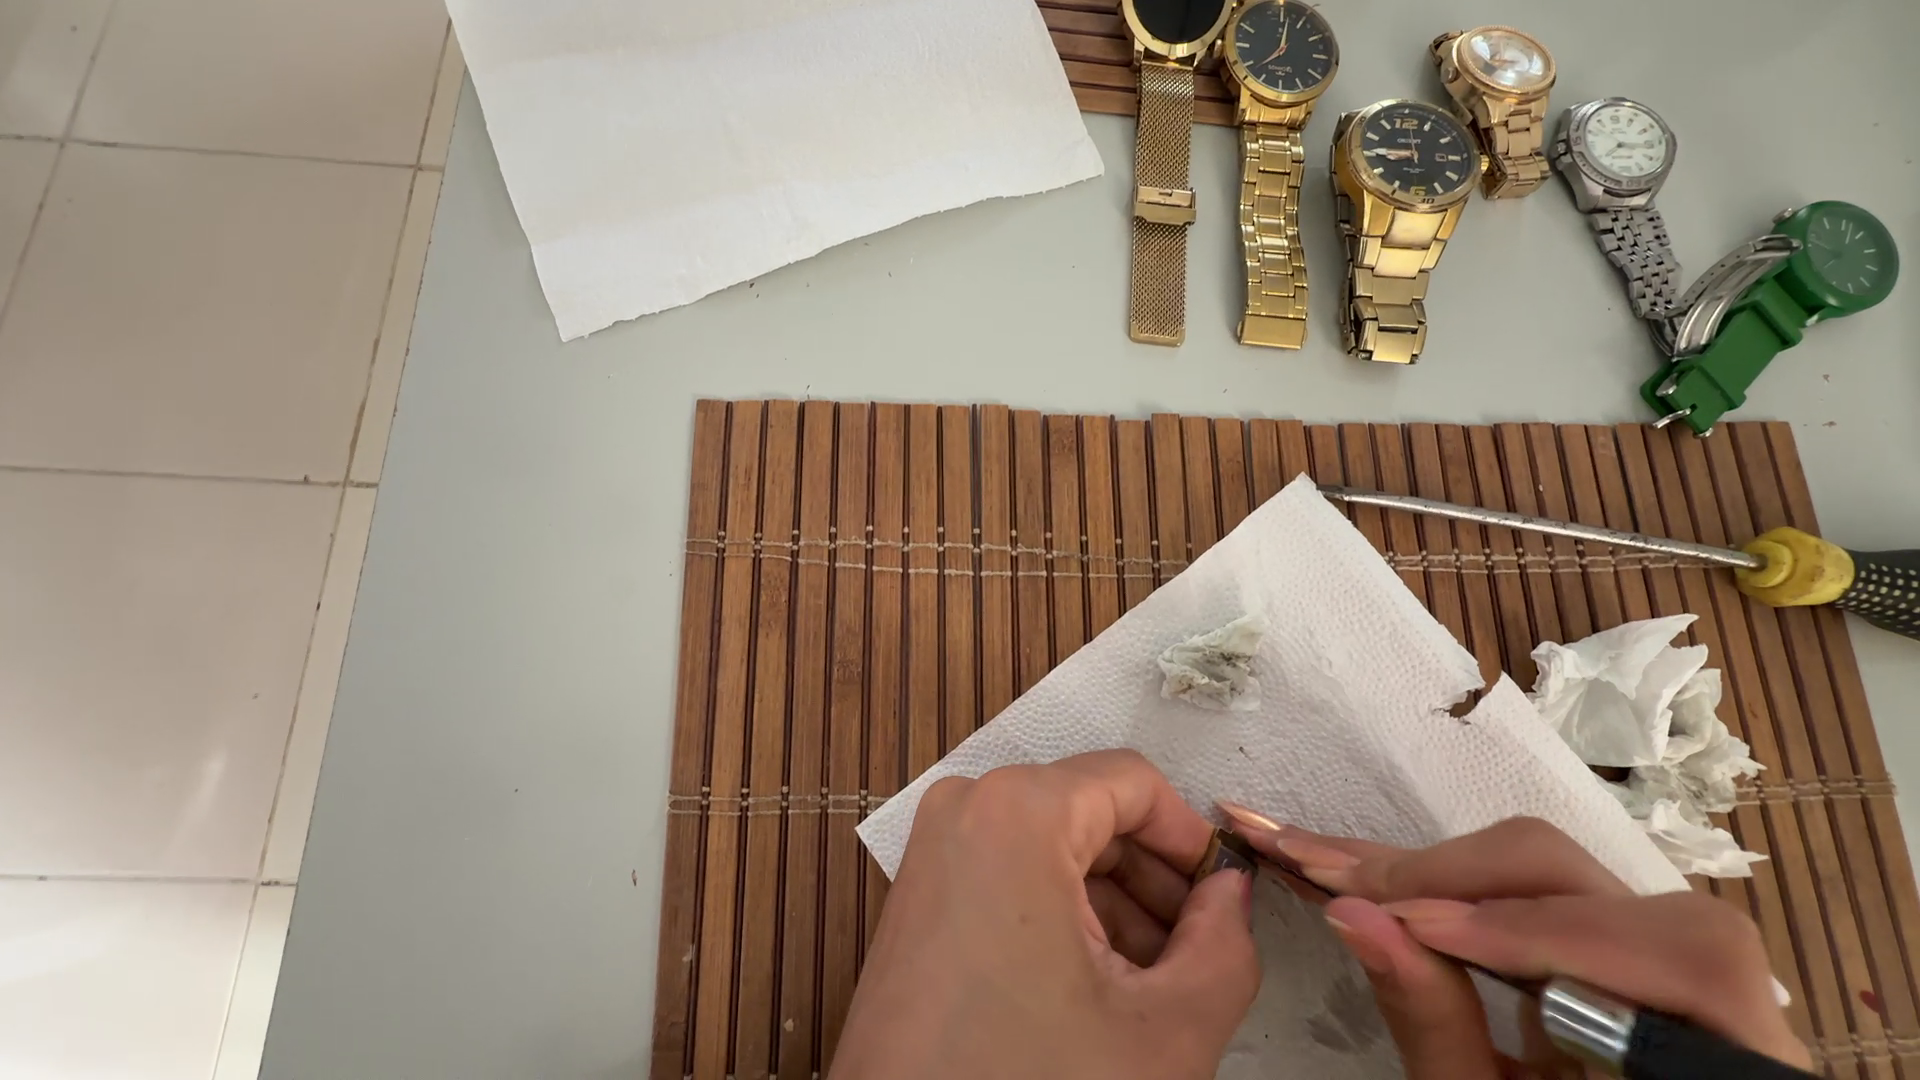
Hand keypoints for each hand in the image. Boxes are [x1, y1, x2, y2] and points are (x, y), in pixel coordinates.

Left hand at [831, 751, 1260, 1079]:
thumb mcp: (1162, 1029)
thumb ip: (1225, 947)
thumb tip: (1229, 894)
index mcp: (1018, 811)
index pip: (1132, 781)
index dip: (1189, 837)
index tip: (1222, 894)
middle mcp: (966, 807)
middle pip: (1091, 811)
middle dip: (1152, 879)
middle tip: (1195, 949)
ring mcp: (936, 846)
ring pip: (1053, 844)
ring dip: (1113, 902)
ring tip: (1151, 981)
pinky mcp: (922, 887)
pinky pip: (1011, 870)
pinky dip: (1062, 910)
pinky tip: (1094, 983)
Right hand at [1219, 809, 1811, 1076]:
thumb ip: (1435, 1026)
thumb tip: (1351, 913)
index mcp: (1712, 1065)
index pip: (1677, 955)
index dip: (1540, 928)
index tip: (1417, 927)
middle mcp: (1708, 996)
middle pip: (1593, 883)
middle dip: (1454, 875)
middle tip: (1341, 880)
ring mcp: (1642, 956)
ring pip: (1545, 868)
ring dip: (1430, 869)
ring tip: (1332, 867)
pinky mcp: (1583, 939)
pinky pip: (1510, 885)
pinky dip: (1433, 878)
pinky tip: (1364, 867)